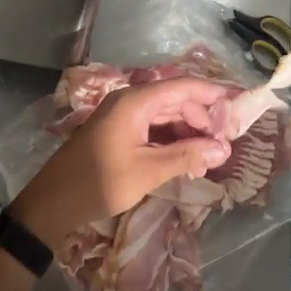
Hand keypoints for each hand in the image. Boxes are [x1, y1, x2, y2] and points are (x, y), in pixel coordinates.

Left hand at [9, 78, 231, 248]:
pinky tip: (187, 161)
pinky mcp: (120, 133)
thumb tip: (223, 149)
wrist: (51, 204)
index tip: (239, 109)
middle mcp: (131, 101)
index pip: (184, 86)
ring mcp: (124, 116)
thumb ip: (186, 156)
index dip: (214, 95)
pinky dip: (173, 141)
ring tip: (210, 159)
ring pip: (167, 116)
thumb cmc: (99, 182)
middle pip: (177, 100)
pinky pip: (154, 128)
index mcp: (136, 100)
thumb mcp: (147, 171)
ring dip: (190, 133)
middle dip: (204, 120)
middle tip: (226, 145)